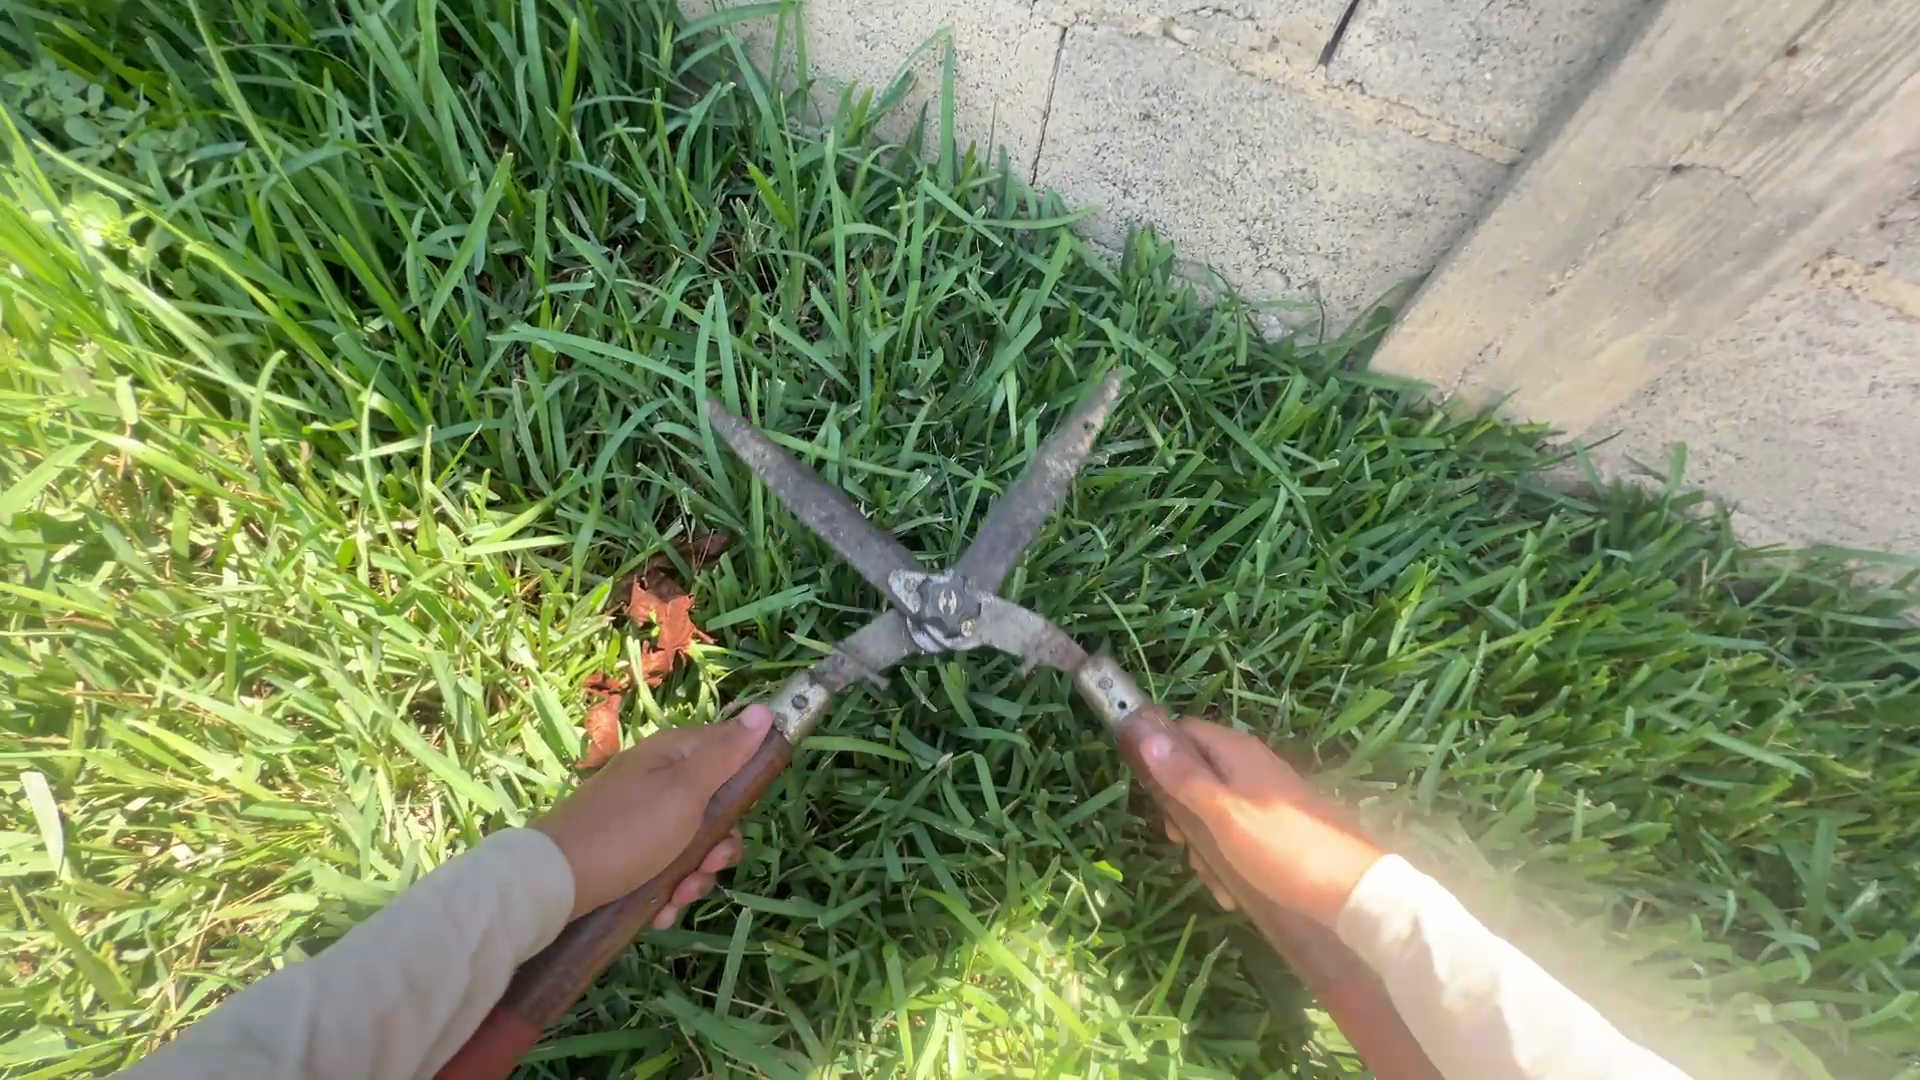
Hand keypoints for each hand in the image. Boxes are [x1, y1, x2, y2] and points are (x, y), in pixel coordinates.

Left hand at [534, 705, 772, 922]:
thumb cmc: (628, 832)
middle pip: (714, 806)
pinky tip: (658, 912)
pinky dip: (667, 890)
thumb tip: (765, 709)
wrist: (548, 885)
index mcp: (673, 754)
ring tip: (676, 899)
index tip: (741, 817)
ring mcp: (640, 816)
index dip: (743, 785)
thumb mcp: (687, 791)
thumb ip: (727, 753)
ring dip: (694, 875)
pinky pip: (663, 867)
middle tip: (708, 866)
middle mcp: (657, 779)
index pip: (728, 751)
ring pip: (691, 843)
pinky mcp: (624, 852)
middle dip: (718, 845)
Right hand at [1138, 719, 1382, 926]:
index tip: (1151, 793)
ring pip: (1215, 808)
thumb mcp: (1222, 813)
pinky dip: (1229, 856)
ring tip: (1212, 879)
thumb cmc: (1280, 846)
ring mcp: (1267, 796)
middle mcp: (1251, 765)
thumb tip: (1146, 736)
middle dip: (1181, 811)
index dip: (1160, 756)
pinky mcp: (1280, 826)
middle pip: (1196, 774)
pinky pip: (1239, 831)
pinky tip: (1231, 889)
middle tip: (1180, 843)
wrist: (1355, 891)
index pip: (1183, 732)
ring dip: (1204, 842)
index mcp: (1236, 751)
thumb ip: (1184, 776)